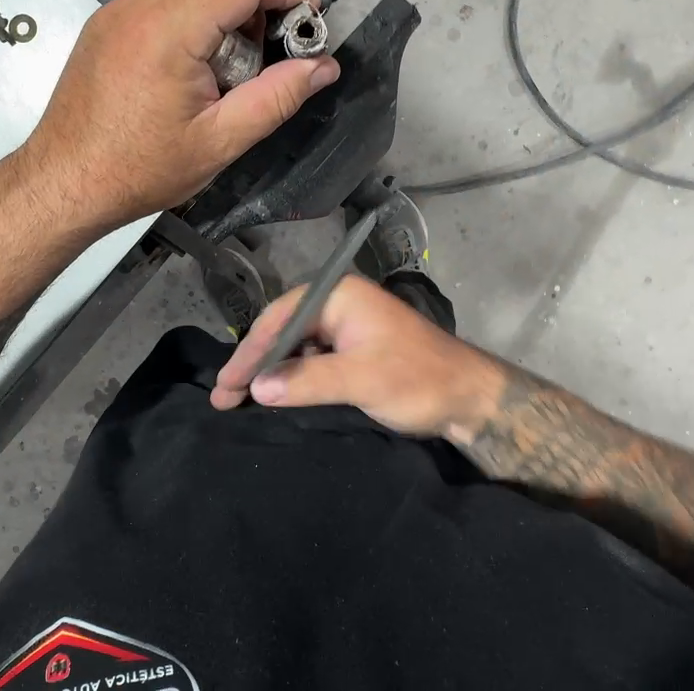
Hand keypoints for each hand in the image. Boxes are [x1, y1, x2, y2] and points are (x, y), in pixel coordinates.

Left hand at [21, 0, 338, 228]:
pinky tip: (198, 63)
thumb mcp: (220, 141)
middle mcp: (139, 5)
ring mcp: (117, 11)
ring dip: (227, 6)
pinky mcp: (106, 24)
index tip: (310, 23)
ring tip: (237, 63)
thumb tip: (324, 67)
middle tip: (276, 49)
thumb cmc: (140, 169)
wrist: (62, 183)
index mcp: (168, 28)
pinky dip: (194, 15)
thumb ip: (277, 97)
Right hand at [211, 275, 503, 442]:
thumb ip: (307, 380)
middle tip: (224, 396)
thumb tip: (257, 386)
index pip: (279, 318)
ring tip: (240, 398)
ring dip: (270, 371)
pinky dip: (291, 376)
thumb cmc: (418, 379)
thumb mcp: (361, 380)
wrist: (469, 398)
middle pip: (282, 329)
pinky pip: (311, 357)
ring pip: (295, 345)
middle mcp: (338, 302)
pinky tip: (274, 395)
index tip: (225, 385)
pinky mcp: (353, 347)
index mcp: (339, 295)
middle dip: (254, 362)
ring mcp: (346, 325)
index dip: (249, 352)